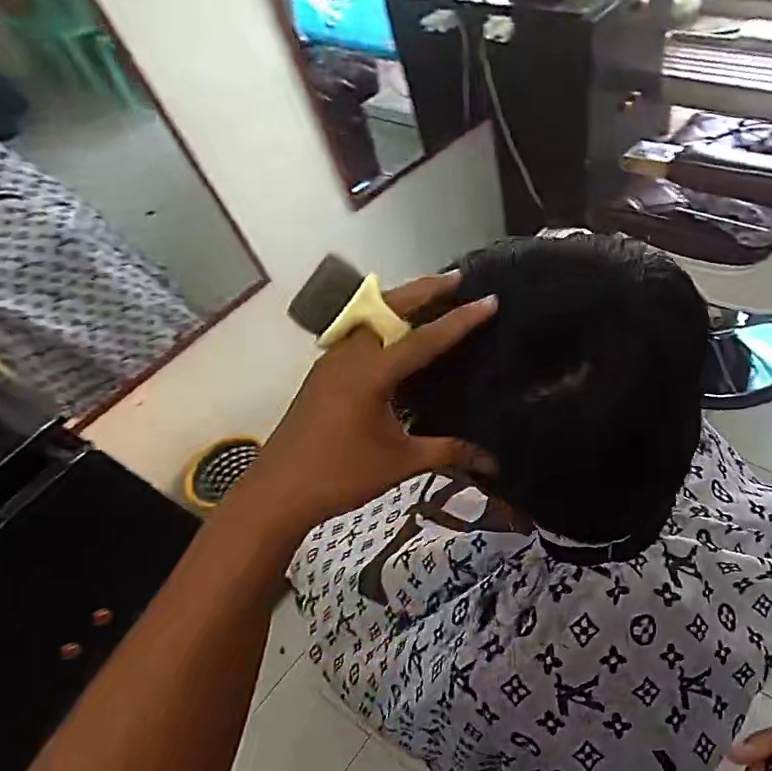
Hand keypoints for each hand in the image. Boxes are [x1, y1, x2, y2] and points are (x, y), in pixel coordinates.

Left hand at [234, 271, 495, 528]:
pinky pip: (359, 336)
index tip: (489, 301)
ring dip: (401, 304)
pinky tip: (400, 337)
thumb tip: (494, 461)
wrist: (277, 493)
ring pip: (369, 318)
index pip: (424, 339)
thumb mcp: (401, 463)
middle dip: (424, 290)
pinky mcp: (325, 376)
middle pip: (388, 309)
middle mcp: (348, 357)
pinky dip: (385, 325)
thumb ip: (449, 452)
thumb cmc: (340, 476)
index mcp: (369, 374)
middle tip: (457, 278)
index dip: (460, 321)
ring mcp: (332, 364)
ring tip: (432, 298)